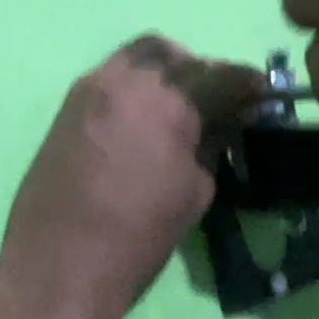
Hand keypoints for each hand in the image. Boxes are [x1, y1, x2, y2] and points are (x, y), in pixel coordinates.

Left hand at [0, 35, 263, 317]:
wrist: (57, 264)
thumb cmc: (138, 236)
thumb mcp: (195, 192)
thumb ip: (210, 146)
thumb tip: (220, 124)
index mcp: (168, 101)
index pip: (220, 75)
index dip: (246, 83)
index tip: (260, 93)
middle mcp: (127, 80)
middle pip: (174, 55)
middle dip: (201, 71)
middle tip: (215, 100)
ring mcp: (90, 88)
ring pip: (136, 57)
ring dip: (164, 71)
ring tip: (175, 105)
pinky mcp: (65, 106)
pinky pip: (109, 77)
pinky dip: (133, 85)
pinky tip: (140, 119)